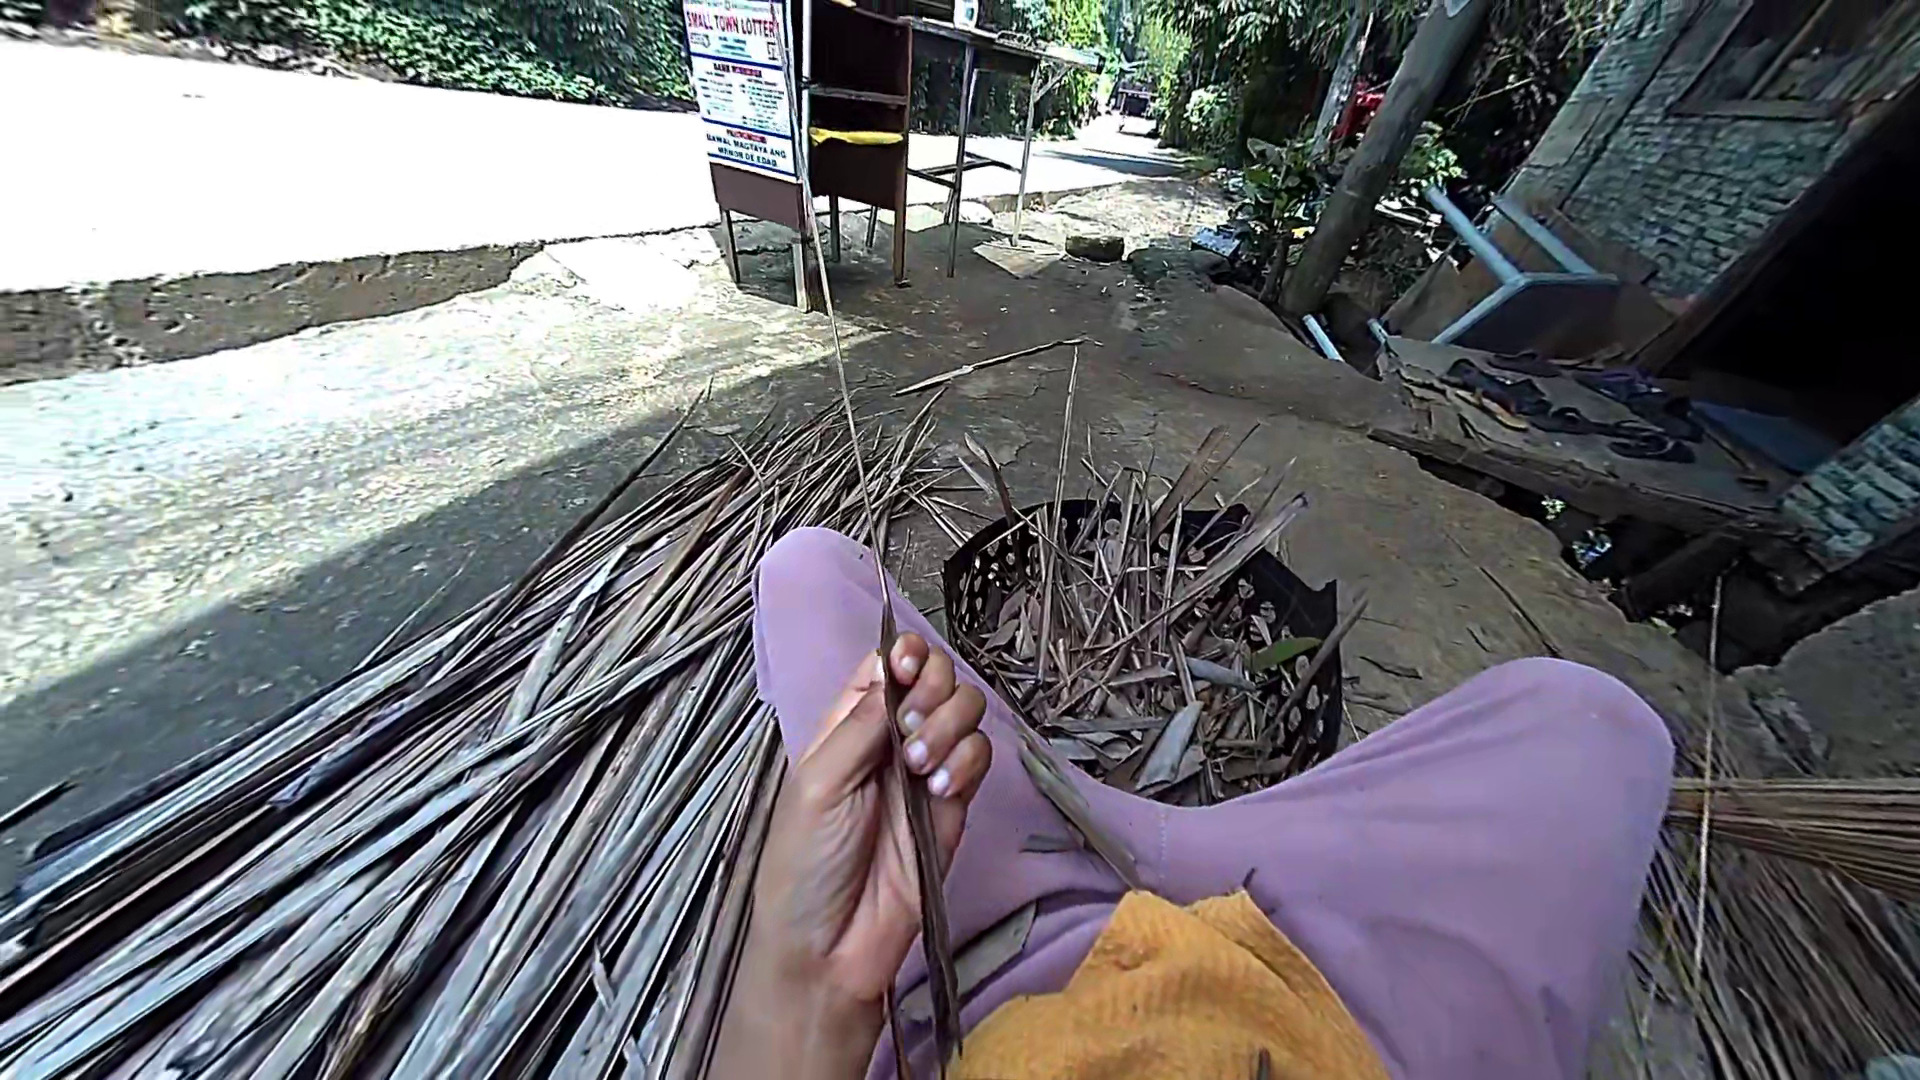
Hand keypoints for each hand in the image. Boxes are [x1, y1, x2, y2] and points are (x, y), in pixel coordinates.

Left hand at [714, 634, 990, 1078]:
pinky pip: (980, 754)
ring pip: (965, 708)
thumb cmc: (806, 856)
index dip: (906, 653)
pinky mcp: (956, 796)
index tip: (909, 666)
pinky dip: (968, 760)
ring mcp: (929, 763)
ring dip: (950, 723)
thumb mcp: (819, 782)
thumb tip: (894, 666)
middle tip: (911, 724)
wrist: (833, 946)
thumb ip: (862, 722)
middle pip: (936, 675)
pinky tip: (942, 788)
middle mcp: (893, 732)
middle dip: (933, 687)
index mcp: (852, 720)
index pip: (888, 663)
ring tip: (922, 765)